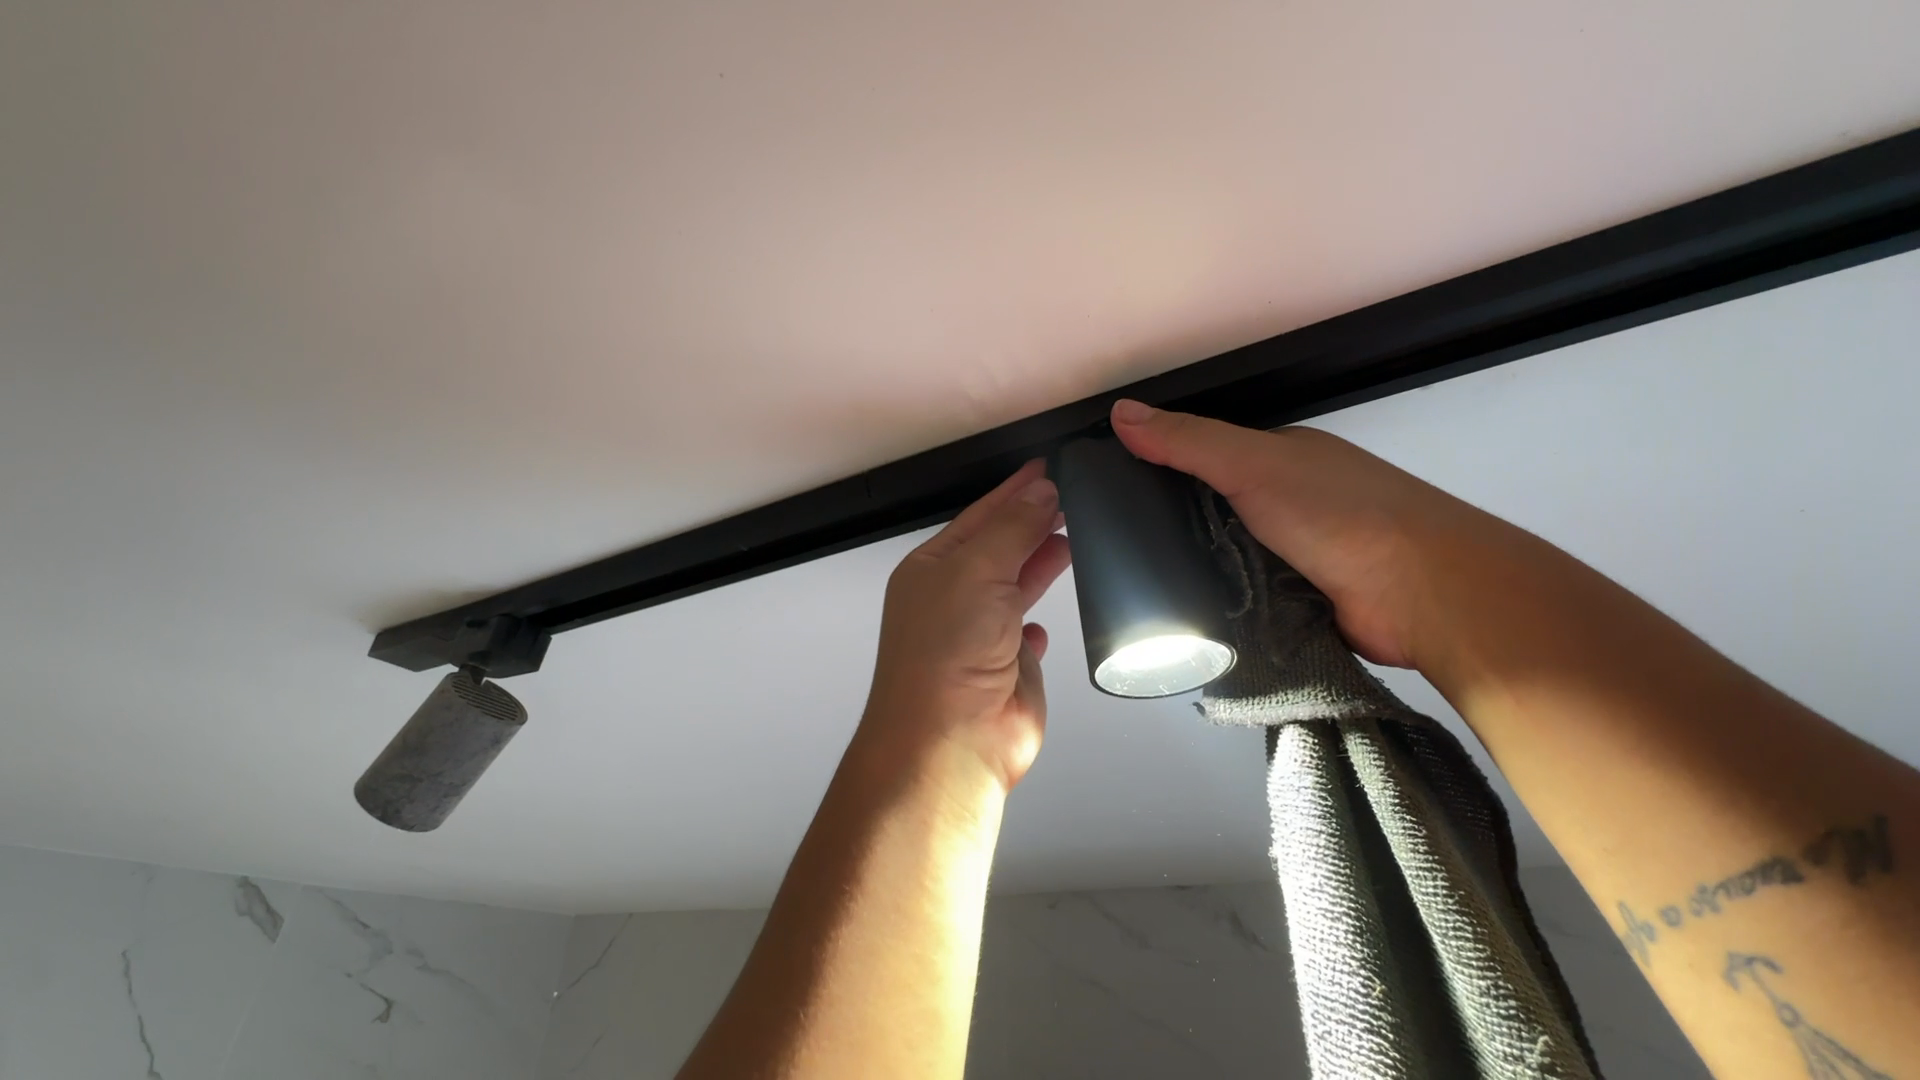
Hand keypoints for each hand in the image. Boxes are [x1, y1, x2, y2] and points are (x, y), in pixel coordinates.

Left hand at [862, 460, 1072, 790]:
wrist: (951, 741)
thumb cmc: (946, 654)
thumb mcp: (976, 572)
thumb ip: (1013, 529)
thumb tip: (1042, 492)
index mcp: (932, 569)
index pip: (980, 517)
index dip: (1014, 492)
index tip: (1048, 469)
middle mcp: (953, 599)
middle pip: (999, 548)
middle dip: (1032, 522)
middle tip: (1072, 497)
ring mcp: (980, 635)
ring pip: (1015, 586)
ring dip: (1040, 562)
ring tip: (1074, 535)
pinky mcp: (1008, 667)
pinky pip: (1025, 633)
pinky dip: (1037, 621)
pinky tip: (1047, 615)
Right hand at [1110, 398, 1513, 670]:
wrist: (1421, 592)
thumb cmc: (1339, 513)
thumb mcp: (1253, 464)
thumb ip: (1188, 442)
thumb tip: (1119, 413)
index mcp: (1283, 459)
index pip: (1207, 457)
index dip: (1162, 470)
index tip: (1114, 493)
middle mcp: (1291, 503)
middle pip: (1215, 512)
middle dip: (1175, 529)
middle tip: (1117, 551)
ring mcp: (1298, 555)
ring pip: (1228, 559)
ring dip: (1198, 572)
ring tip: (1137, 590)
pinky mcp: (1301, 603)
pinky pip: (1247, 599)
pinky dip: (1223, 605)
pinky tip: (1183, 617)